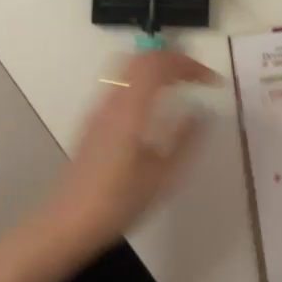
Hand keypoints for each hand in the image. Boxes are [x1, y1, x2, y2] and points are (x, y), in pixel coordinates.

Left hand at [42, 51, 218, 255]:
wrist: (68, 222)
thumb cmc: (118, 202)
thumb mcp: (162, 176)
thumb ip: (186, 140)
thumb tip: (202, 112)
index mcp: (130, 109)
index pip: (159, 65)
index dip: (189, 65)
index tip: (212, 82)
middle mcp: (112, 100)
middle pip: (141, 58)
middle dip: (173, 61)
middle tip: (197, 78)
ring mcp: (98, 108)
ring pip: (128, 68)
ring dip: (156, 68)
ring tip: (179, 86)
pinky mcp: (93, 120)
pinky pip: (120, 83)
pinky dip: (143, 80)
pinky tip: (154, 106)